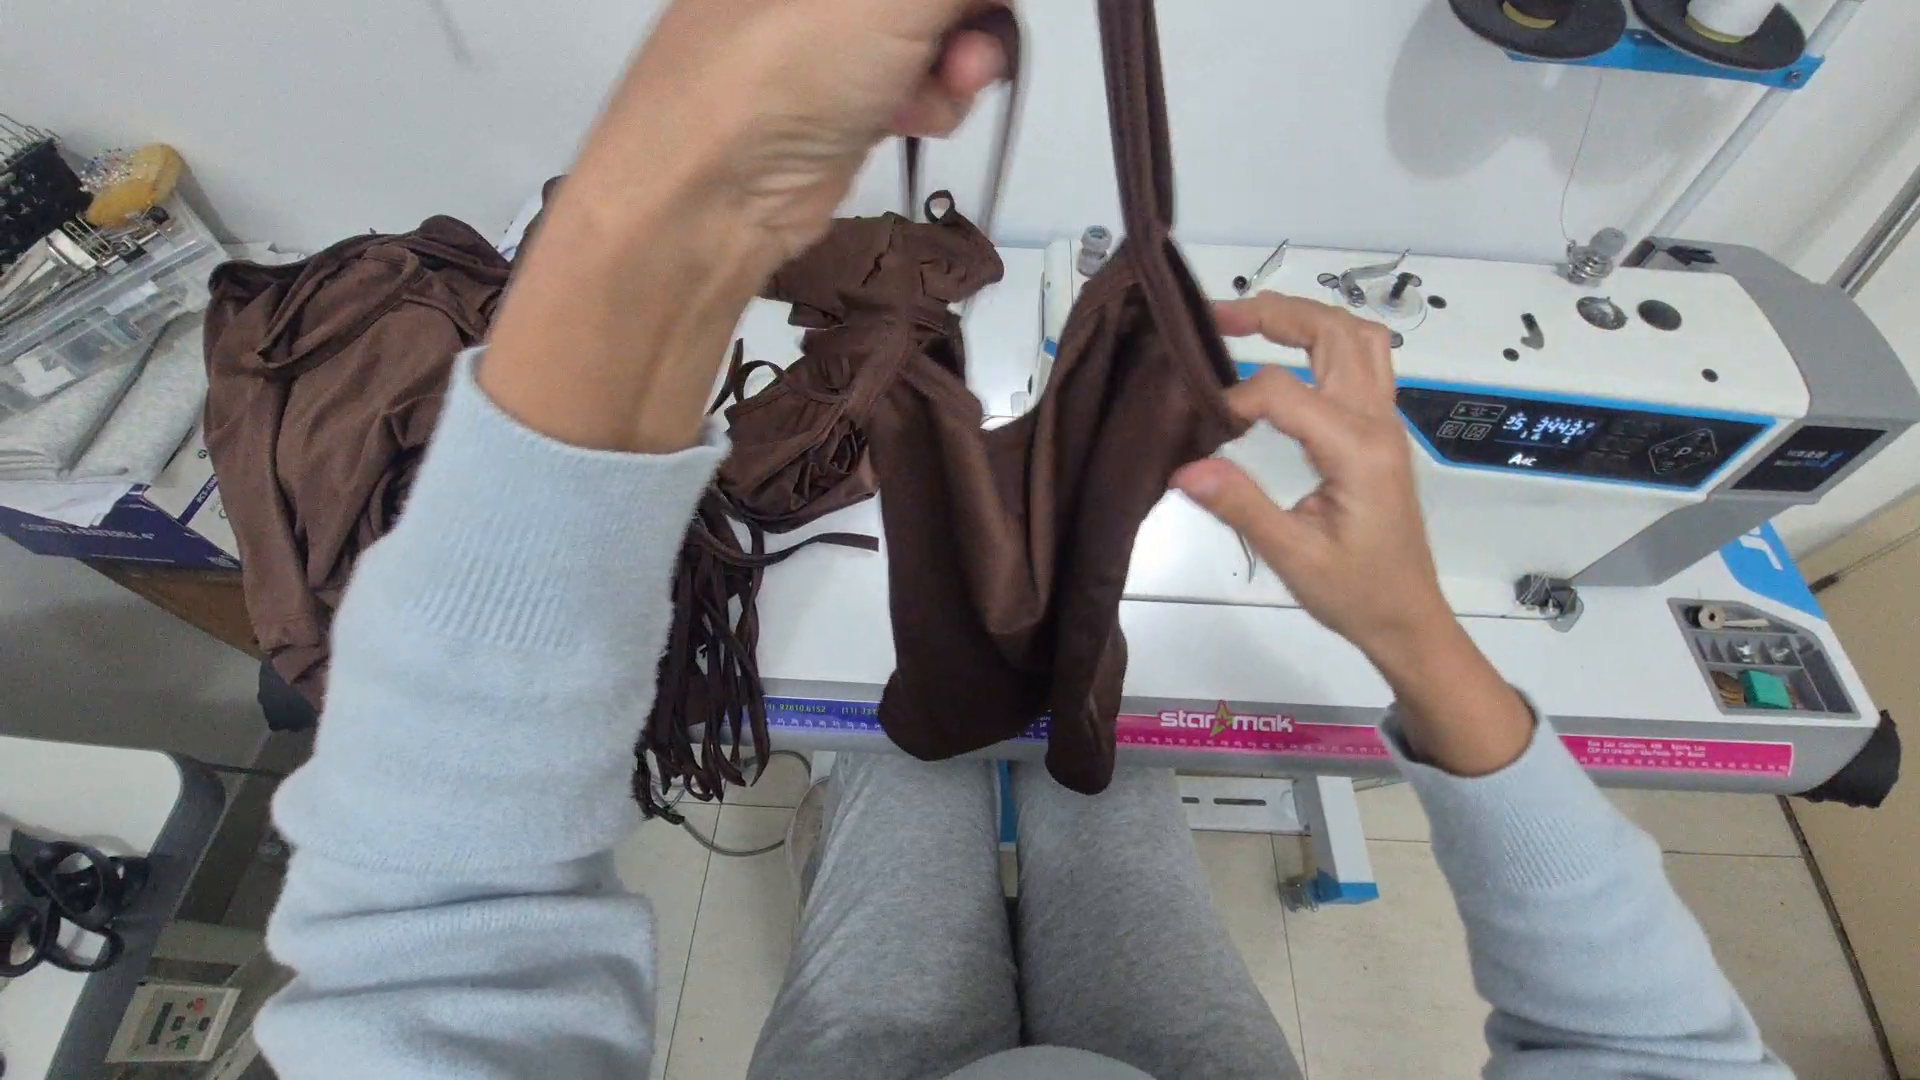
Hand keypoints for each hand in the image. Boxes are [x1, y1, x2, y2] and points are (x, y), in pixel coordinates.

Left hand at [568, 0, 1009, 269]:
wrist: (725, 185)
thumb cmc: (796, 62)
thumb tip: (989, 4)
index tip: (985, 13)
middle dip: (970, 19)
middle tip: (968, 58)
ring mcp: (841, 34)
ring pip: (940, 35)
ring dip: (958, 67)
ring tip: (936, 94)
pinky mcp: (852, 95)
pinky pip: (919, 84)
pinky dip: (930, 103)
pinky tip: (911, 120)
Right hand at [1171, 293, 1532, 775]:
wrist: (1407, 617)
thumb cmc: (1355, 592)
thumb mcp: (1293, 555)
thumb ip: (1240, 505)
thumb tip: (1184, 468)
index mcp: (1357, 448)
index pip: (1284, 392)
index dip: (1233, 400)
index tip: (1198, 430)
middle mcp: (1377, 422)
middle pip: (1337, 333)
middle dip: (1277, 312)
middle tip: (1217, 316)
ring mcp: (1384, 424)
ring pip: (1358, 339)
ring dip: (1306, 318)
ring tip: (1250, 321)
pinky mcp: (1379, 434)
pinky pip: (1362, 363)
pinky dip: (1323, 341)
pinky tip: (1289, 356)